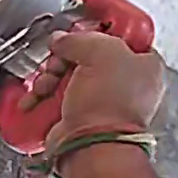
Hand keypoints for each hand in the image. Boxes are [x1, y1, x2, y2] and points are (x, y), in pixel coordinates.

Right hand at [20, 30, 166, 150]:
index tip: (74, 31)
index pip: (116, 36)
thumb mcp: (102, 54)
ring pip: (64, 78)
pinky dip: (40, 99)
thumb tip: (62, 39)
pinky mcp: (75, 118)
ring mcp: (96, 102)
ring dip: (47, 81)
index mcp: (143, 64)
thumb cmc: (108, 106)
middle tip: (56, 66)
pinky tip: (34, 101)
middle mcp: (122, 84)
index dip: (92, 32)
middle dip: (61, 60)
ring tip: (44, 88)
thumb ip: (82, 39)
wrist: (89, 146)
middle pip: (83, 57)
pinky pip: (53, 100)